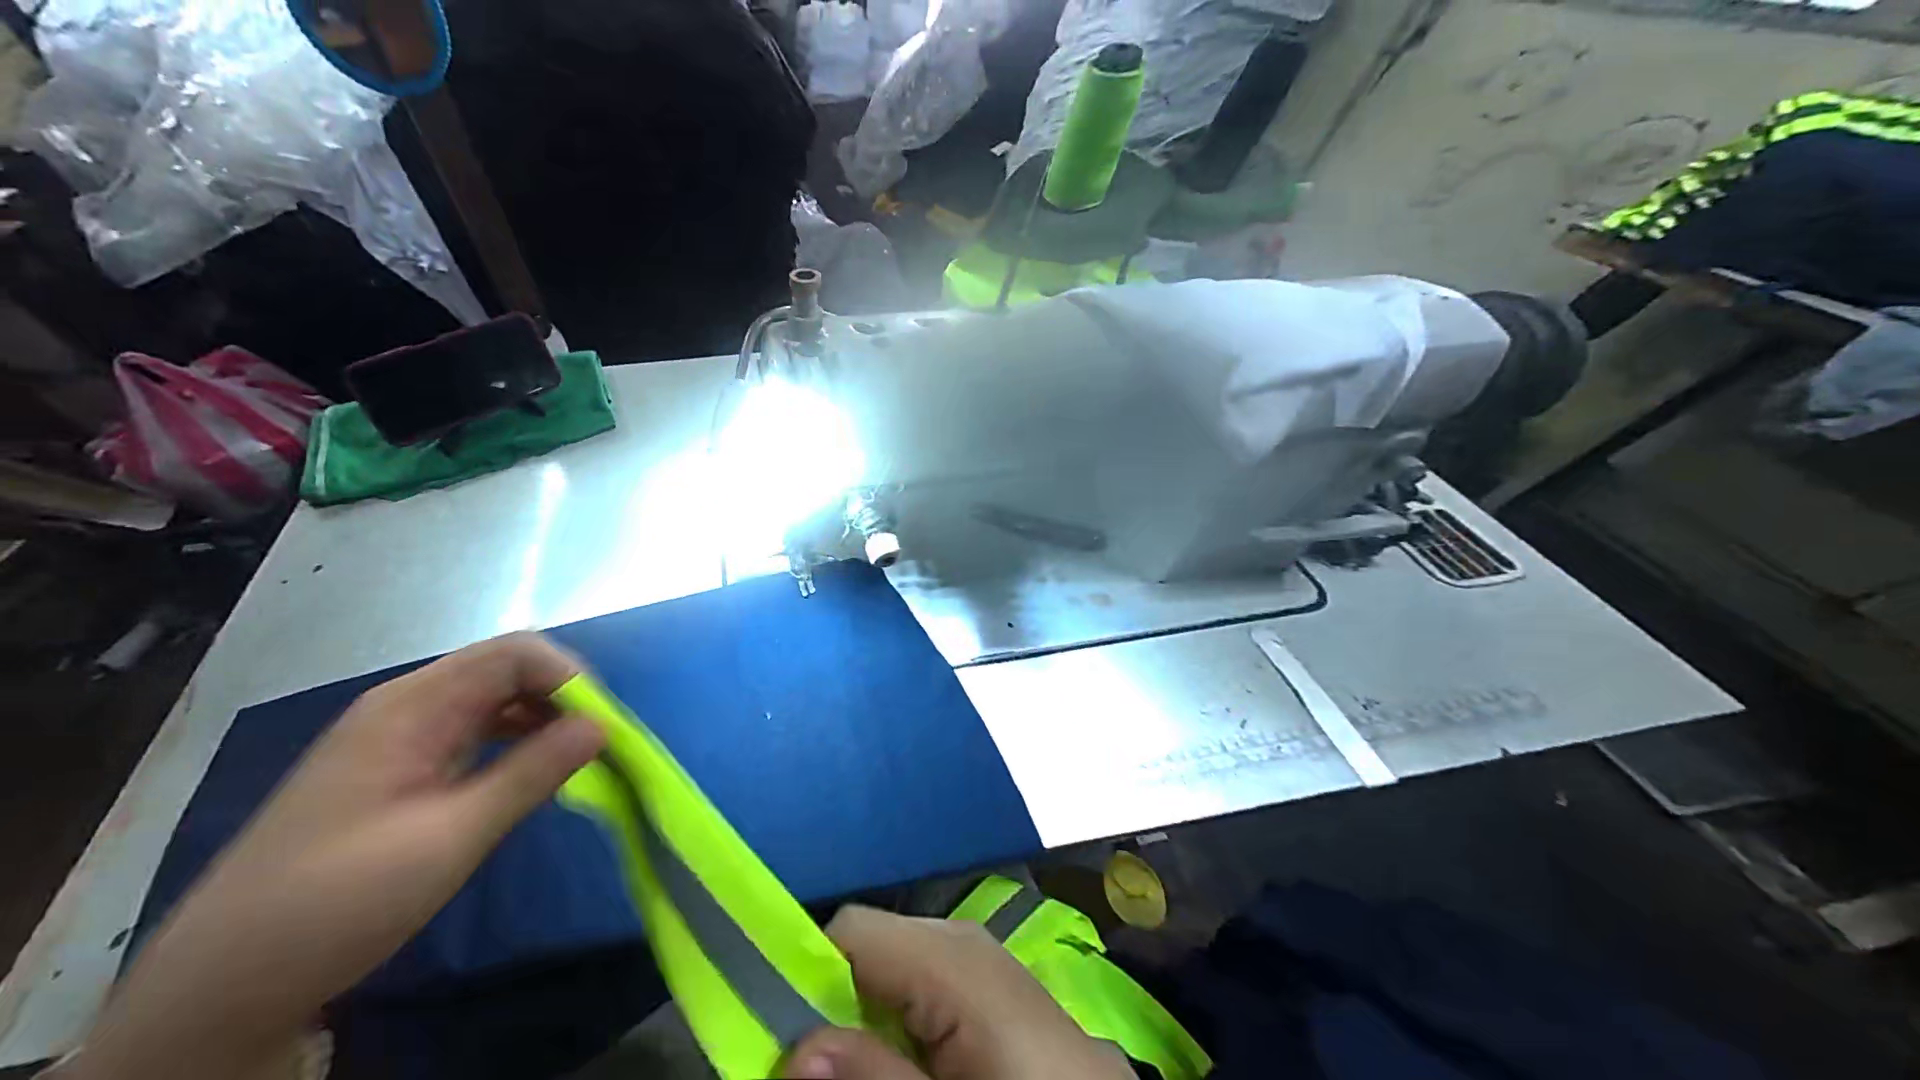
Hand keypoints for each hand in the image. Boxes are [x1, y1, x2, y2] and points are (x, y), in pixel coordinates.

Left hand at [63, 632, 604, 1079]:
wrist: (223, 985)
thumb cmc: (339, 901)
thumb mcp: (450, 837)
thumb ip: (532, 773)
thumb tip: (603, 726)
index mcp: (412, 707)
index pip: (513, 654)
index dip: (567, 677)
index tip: (601, 727)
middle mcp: (407, 707)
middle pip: (505, 670)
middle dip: (563, 697)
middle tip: (599, 745)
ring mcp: (401, 736)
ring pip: (494, 700)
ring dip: (544, 718)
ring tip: (578, 759)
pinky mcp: (401, 767)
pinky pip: (476, 730)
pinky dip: (517, 741)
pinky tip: (535, 772)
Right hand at [782, 906, 1132, 1079]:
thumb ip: (872, 1078)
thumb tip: (794, 1050)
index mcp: (949, 956)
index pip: (848, 930)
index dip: (803, 977)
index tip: (776, 1037)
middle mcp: (961, 936)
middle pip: (865, 945)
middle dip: (830, 1002)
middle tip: (817, 1069)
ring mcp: (979, 952)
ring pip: (890, 963)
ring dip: (862, 1014)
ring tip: (863, 1067)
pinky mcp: (988, 977)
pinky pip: (923, 979)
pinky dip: (897, 1013)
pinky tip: (909, 1060)